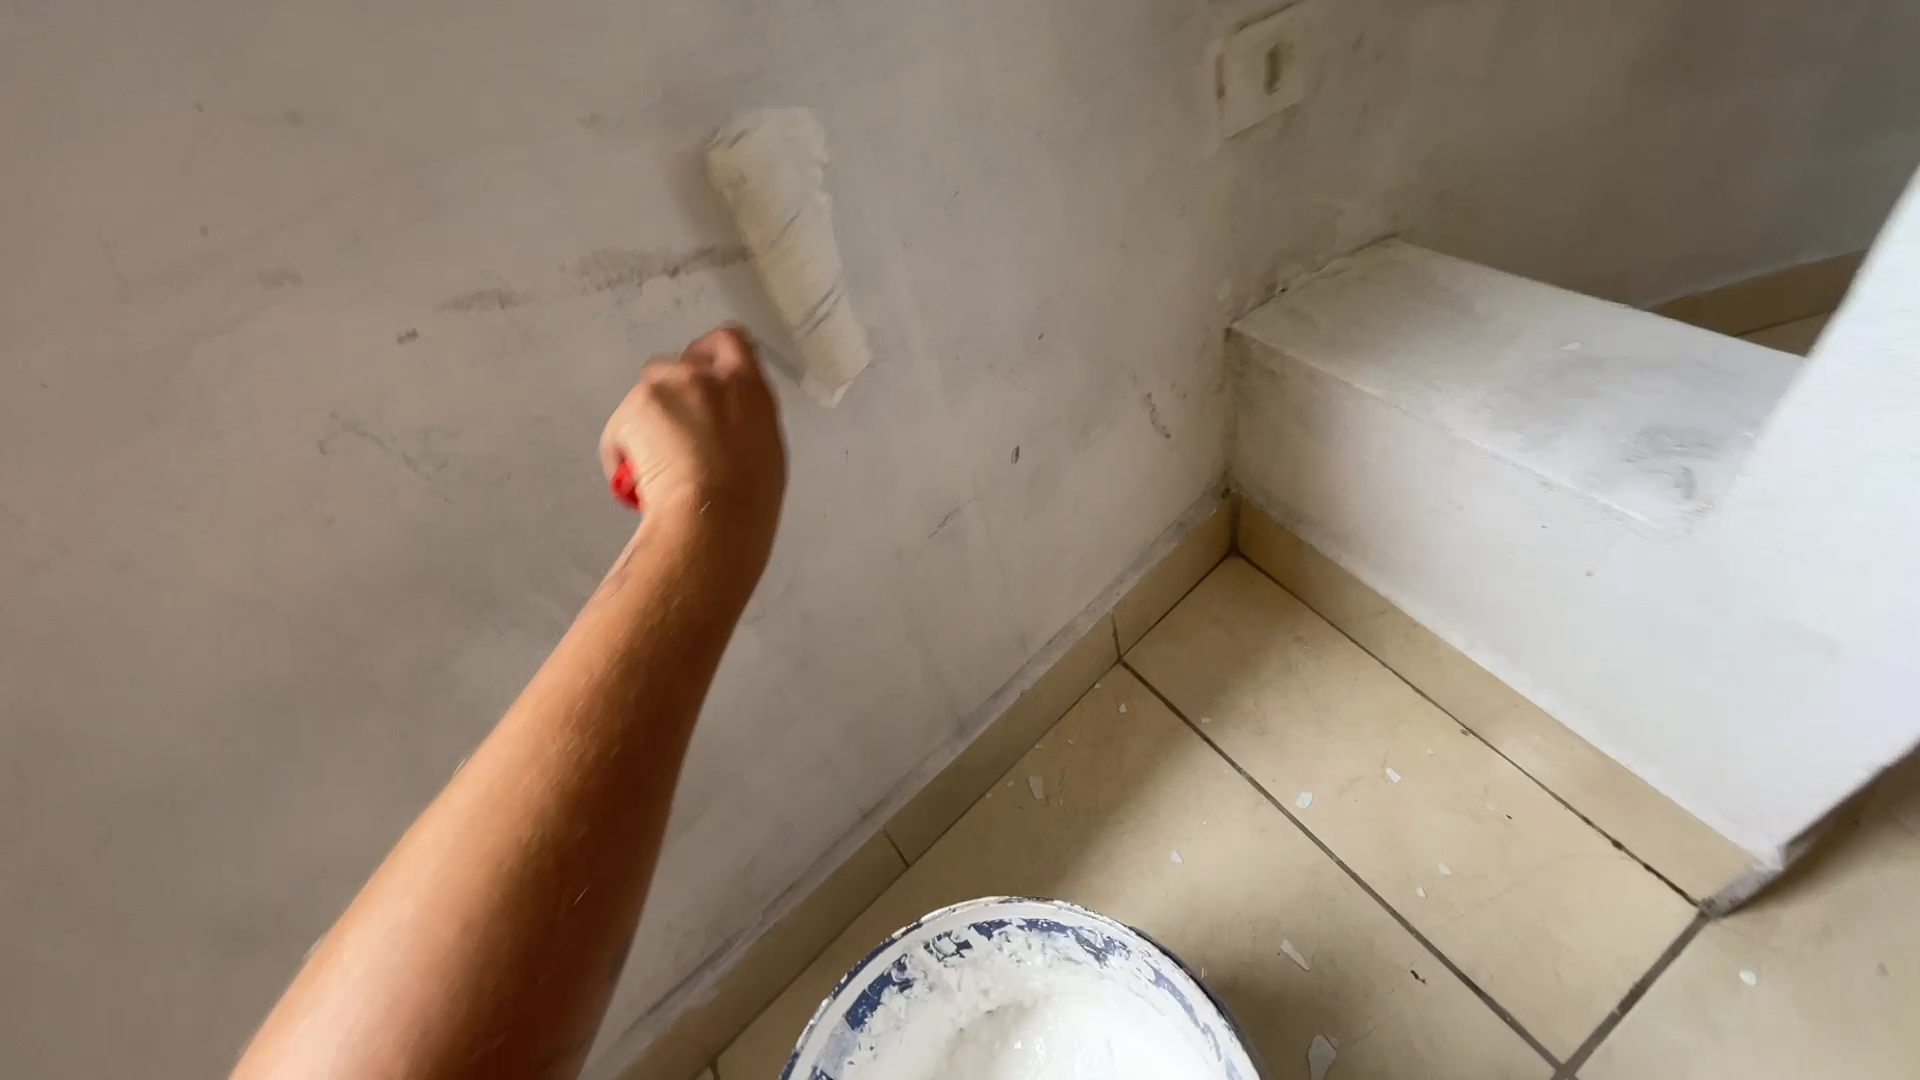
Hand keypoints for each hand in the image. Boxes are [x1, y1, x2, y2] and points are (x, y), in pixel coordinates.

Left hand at [599, 327, 786, 563]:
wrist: (713, 516)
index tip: (705, 375)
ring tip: (654, 461)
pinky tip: (636, 481)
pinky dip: (624, 450)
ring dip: (648, 418)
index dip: (712, 353)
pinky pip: (621, 427)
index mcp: (749, 387)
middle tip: (676, 432)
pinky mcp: (633, 408)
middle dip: (674, 391)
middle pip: (680, 366)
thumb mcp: (765, 448)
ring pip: (647, 393)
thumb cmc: (751, 498)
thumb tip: (728, 422)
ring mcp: (667, 387)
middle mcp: (707, 376)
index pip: (730, 342)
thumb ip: (746, 419)